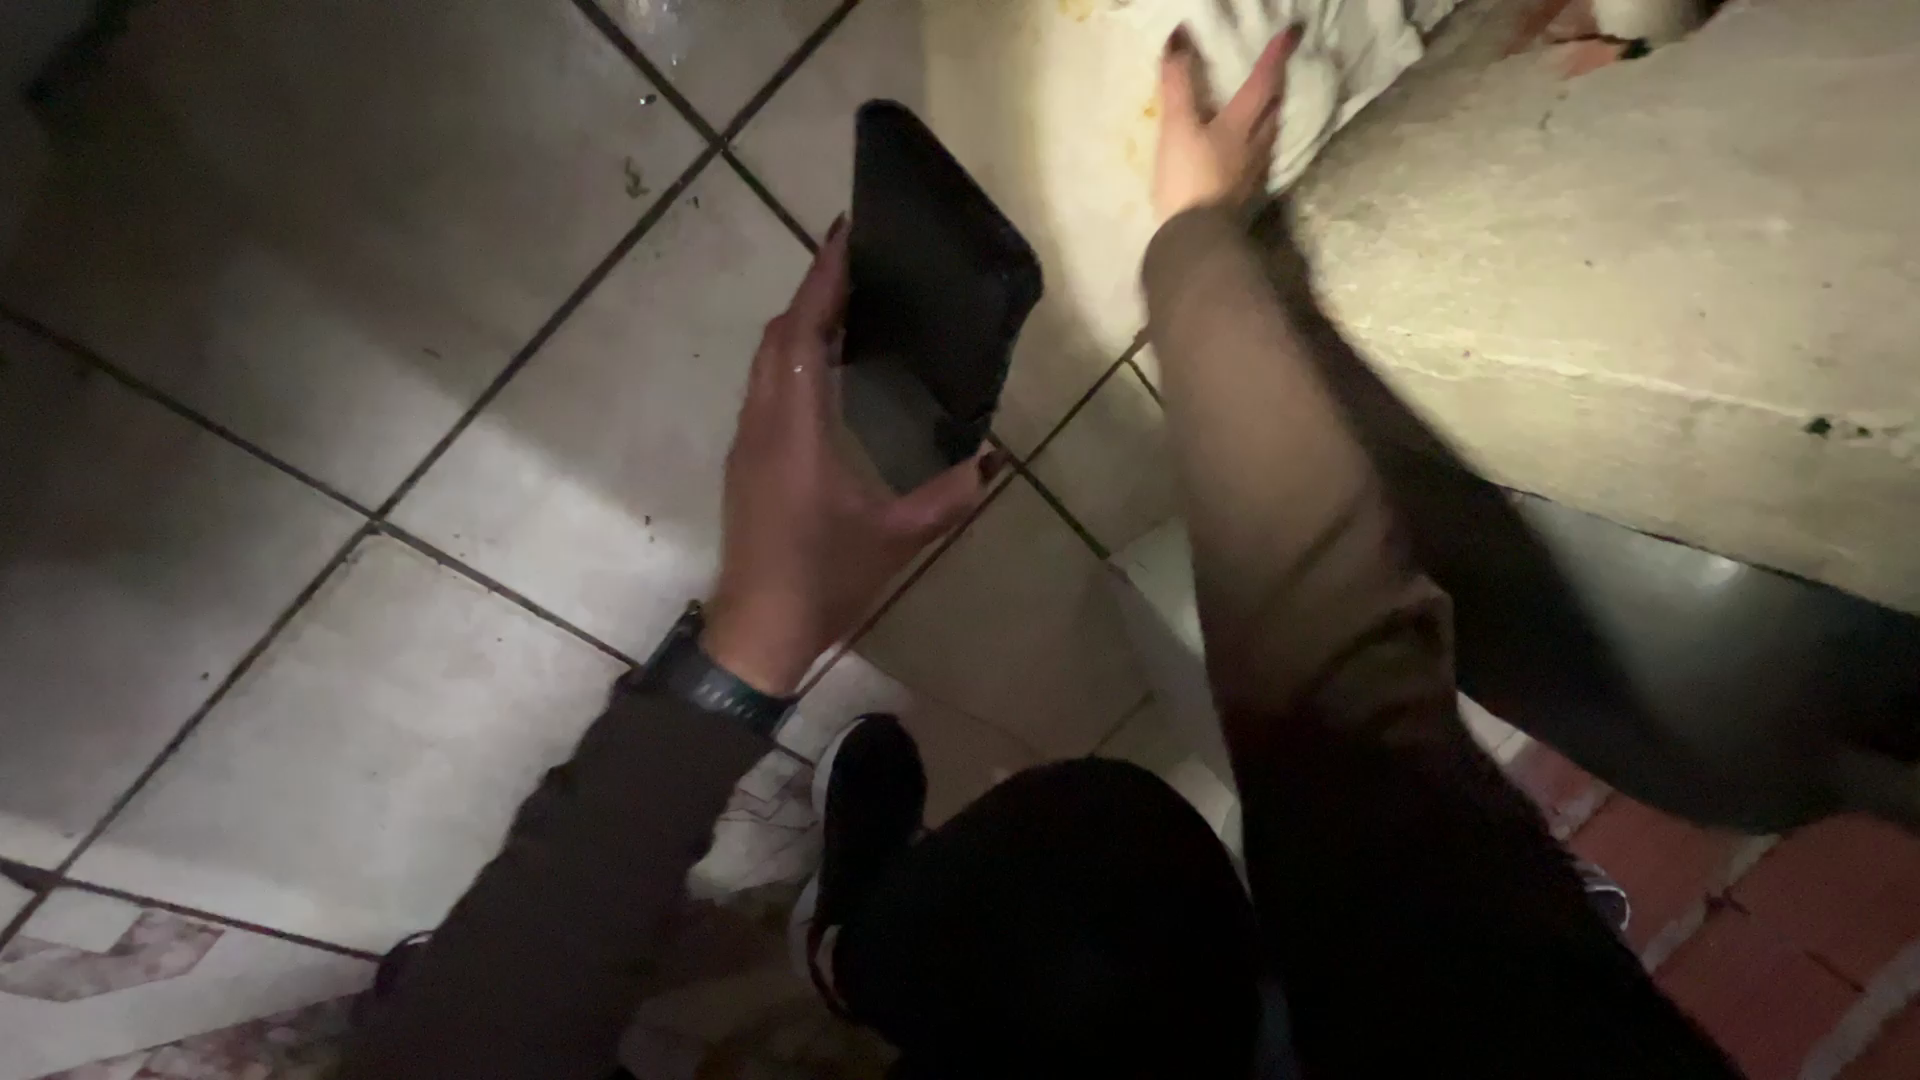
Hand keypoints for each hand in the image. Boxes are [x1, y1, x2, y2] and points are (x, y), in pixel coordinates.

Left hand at [702, 218, 1003, 694]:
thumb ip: (947, 498)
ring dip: (799, 328)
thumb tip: (990, 461)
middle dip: (812, 295)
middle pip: (778, 339)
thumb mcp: (896, 541)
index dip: (822, 282)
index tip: (844, 236)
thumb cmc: (824, 580)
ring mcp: (747, 443)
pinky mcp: (745, 462)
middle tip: (858, 271)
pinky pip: (764, 389)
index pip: (803, 336)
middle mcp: (762, 425)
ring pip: (765, 363)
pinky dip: (791, 362)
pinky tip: (824, 374)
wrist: (759, 628)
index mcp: (795, 433)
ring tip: (846, 311)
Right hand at [1153, 23, 1302, 227]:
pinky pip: (1254, 170)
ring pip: (1266, 142)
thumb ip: (1177, 85)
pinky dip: (1254, 157)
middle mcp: (1254, 148)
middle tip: (1277, 78)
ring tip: (1264, 116)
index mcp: (1240, 125)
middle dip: (1274, 92)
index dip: (1275, 56)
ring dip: (1268, 124)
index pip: (1263, 82)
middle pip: (1270, 113)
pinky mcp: (1242, 204)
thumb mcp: (1176, 128)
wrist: (1196, 239)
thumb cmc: (1187, 179)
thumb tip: (1178, 38)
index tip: (1292, 34)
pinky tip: (1246, 162)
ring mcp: (1250, 178)